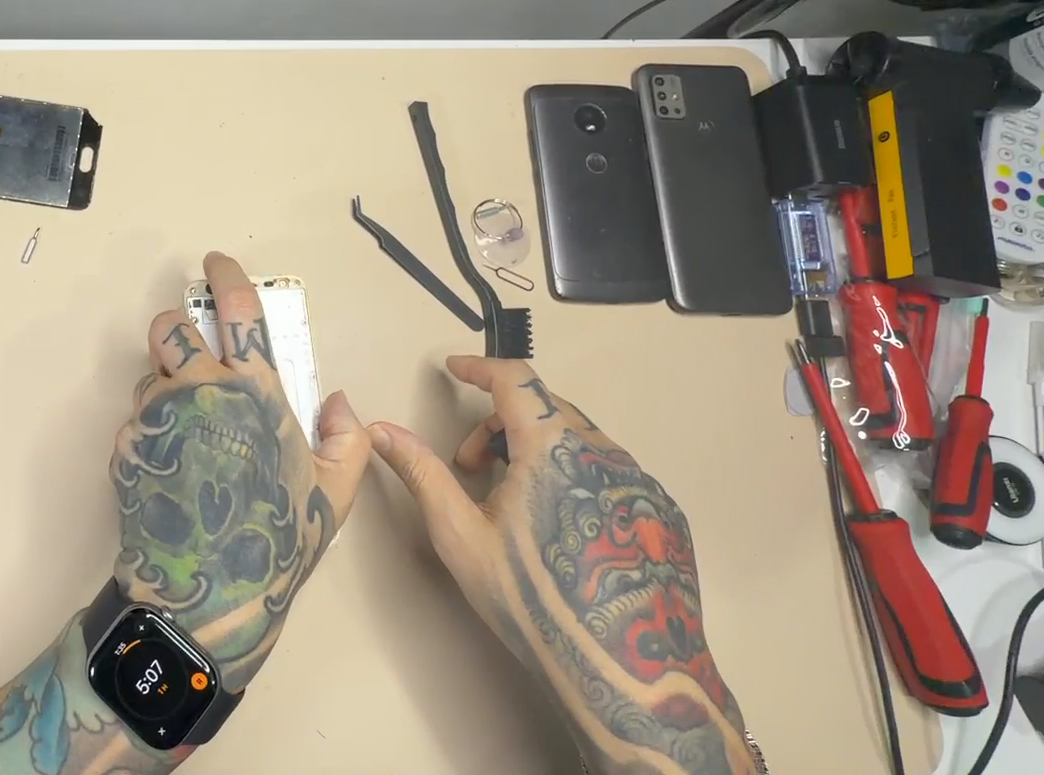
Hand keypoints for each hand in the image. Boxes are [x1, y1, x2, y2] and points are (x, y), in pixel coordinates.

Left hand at [109, 252, 370, 692]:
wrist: (208, 593)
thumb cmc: (278, 540)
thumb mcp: (333, 494)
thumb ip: (347, 440)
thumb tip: (339, 401)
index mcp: (254, 392)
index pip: (238, 311)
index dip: (226, 276)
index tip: (217, 262)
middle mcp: (200, 392)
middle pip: (168, 327)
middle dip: (176, 328)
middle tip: (190, 353)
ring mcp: (157, 418)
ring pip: (149, 375)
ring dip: (165, 386)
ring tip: (188, 429)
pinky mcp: (128, 447)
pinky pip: (136, 420)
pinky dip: (151, 429)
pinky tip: (173, 467)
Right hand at [368, 357, 755, 774]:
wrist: (627, 676)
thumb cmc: (532, 598)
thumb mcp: (460, 534)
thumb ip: (421, 472)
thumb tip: (379, 430)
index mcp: (553, 447)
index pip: (515, 378)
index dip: (479, 367)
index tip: (454, 369)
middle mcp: (605, 453)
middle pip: (544, 408)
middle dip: (499, 422)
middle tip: (471, 466)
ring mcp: (641, 484)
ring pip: (578, 438)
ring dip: (536, 448)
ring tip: (513, 499)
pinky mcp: (663, 514)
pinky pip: (608, 470)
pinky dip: (573, 474)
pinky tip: (559, 524)